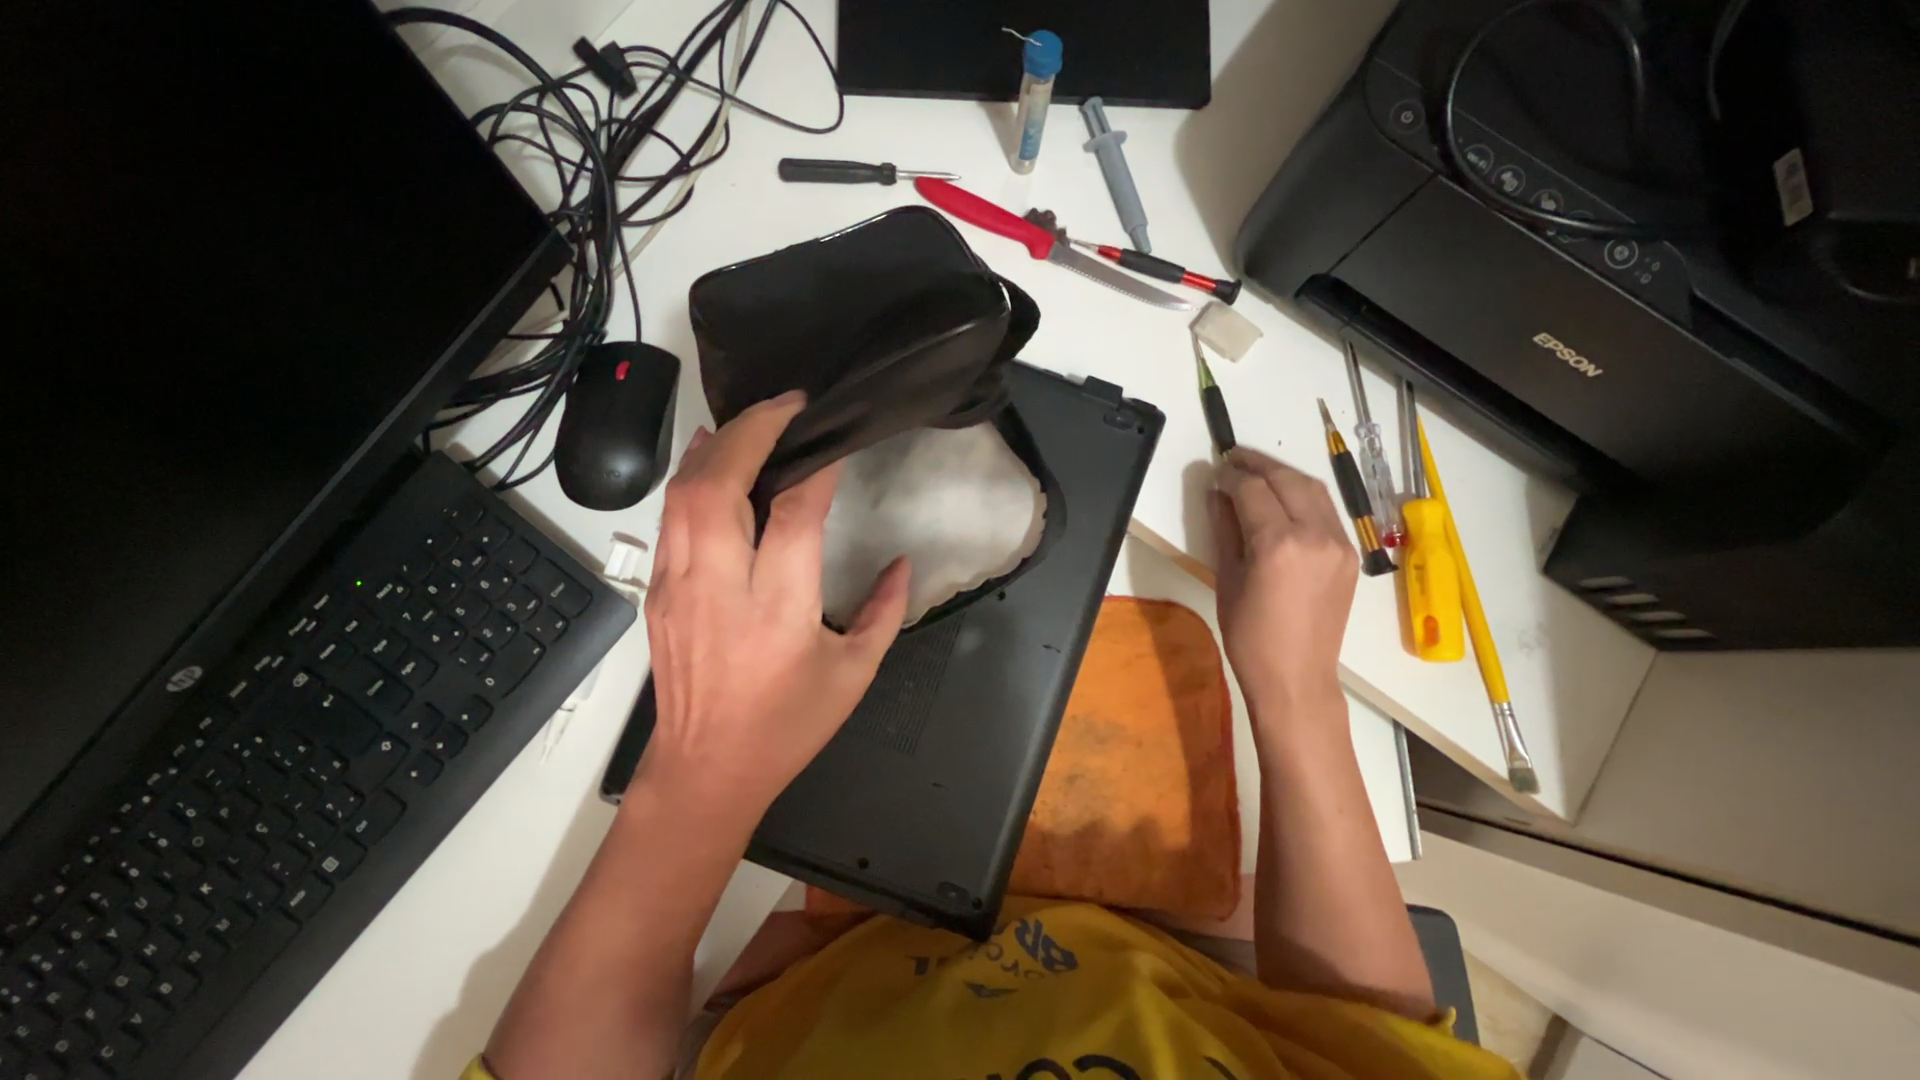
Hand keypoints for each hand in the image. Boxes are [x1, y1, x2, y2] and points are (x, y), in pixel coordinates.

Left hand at [639, 391, 910, 818]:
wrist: (706, 769)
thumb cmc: (786, 725)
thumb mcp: (854, 674)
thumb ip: (884, 612)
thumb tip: (903, 563)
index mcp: (779, 610)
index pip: (794, 512)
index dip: (816, 466)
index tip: (833, 439)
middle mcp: (722, 588)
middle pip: (722, 485)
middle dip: (753, 430)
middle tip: (788, 405)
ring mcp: (679, 586)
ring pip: (684, 493)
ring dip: (717, 446)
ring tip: (751, 419)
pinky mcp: (659, 592)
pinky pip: (669, 516)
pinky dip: (689, 476)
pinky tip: (711, 457)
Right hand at [1210, 447, 1357, 713]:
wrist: (1297, 676)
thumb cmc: (1249, 636)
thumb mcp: (1227, 579)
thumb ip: (1225, 529)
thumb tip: (1217, 494)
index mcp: (1278, 545)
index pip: (1252, 489)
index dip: (1230, 475)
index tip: (1214, 471)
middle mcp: (1314, 535)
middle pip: (1286, 479)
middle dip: (1257, 464)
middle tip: (1232, 458)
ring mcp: (1338, 543)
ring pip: (1312, 488)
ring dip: (1283, 473)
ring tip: (1256, 470)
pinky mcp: (1349, 554)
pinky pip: (1326, 510)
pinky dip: (1303, 494)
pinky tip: (1283, 498)